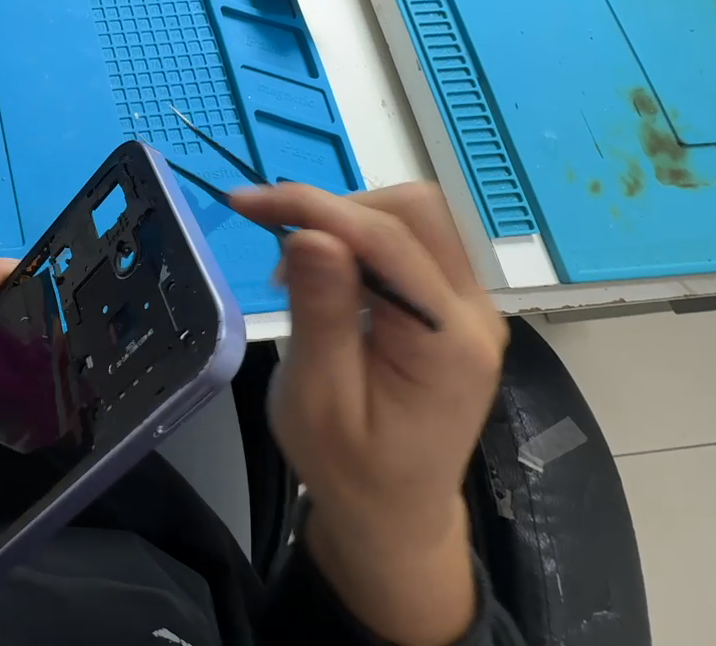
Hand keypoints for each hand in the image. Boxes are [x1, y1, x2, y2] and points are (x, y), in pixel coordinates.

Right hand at [230, 183, 506, 645]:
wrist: (392, 512)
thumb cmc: (346, 465)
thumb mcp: (318, 396)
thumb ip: (322, 313)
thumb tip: (310, 234)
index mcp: (445, 341)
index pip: (386, 238)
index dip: (312, 207)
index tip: (244, 203)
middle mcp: (472, 313)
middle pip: (416, 211)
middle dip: (335, 207)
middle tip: (271, 235)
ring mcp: (467, 308)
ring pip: (413, 219)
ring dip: (344, 221)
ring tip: (291, 270)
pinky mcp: (449, 308)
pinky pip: (409, 244)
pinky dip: (355, 240)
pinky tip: (320, 274)